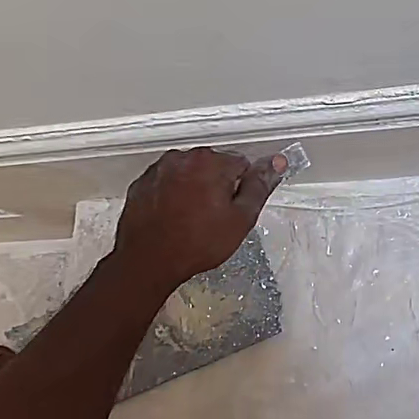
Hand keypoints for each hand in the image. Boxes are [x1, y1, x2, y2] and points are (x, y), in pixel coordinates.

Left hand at [111, 148, 284, 290]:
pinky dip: (170, 194)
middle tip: (213, 218)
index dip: (241, 188)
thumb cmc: (195, 243)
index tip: (233, 208)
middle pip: (212, 165)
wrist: (148, 260)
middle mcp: (183, 158)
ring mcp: (159, 169)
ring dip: (191, 188)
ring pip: (186, 173)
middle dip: (216, 185)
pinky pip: (164, 183)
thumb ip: (259, 187)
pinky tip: (172, 218)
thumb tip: (276, 164)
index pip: (241, 163)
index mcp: (212, 162)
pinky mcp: (142, 183)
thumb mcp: (240, 219)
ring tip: (190, 220)